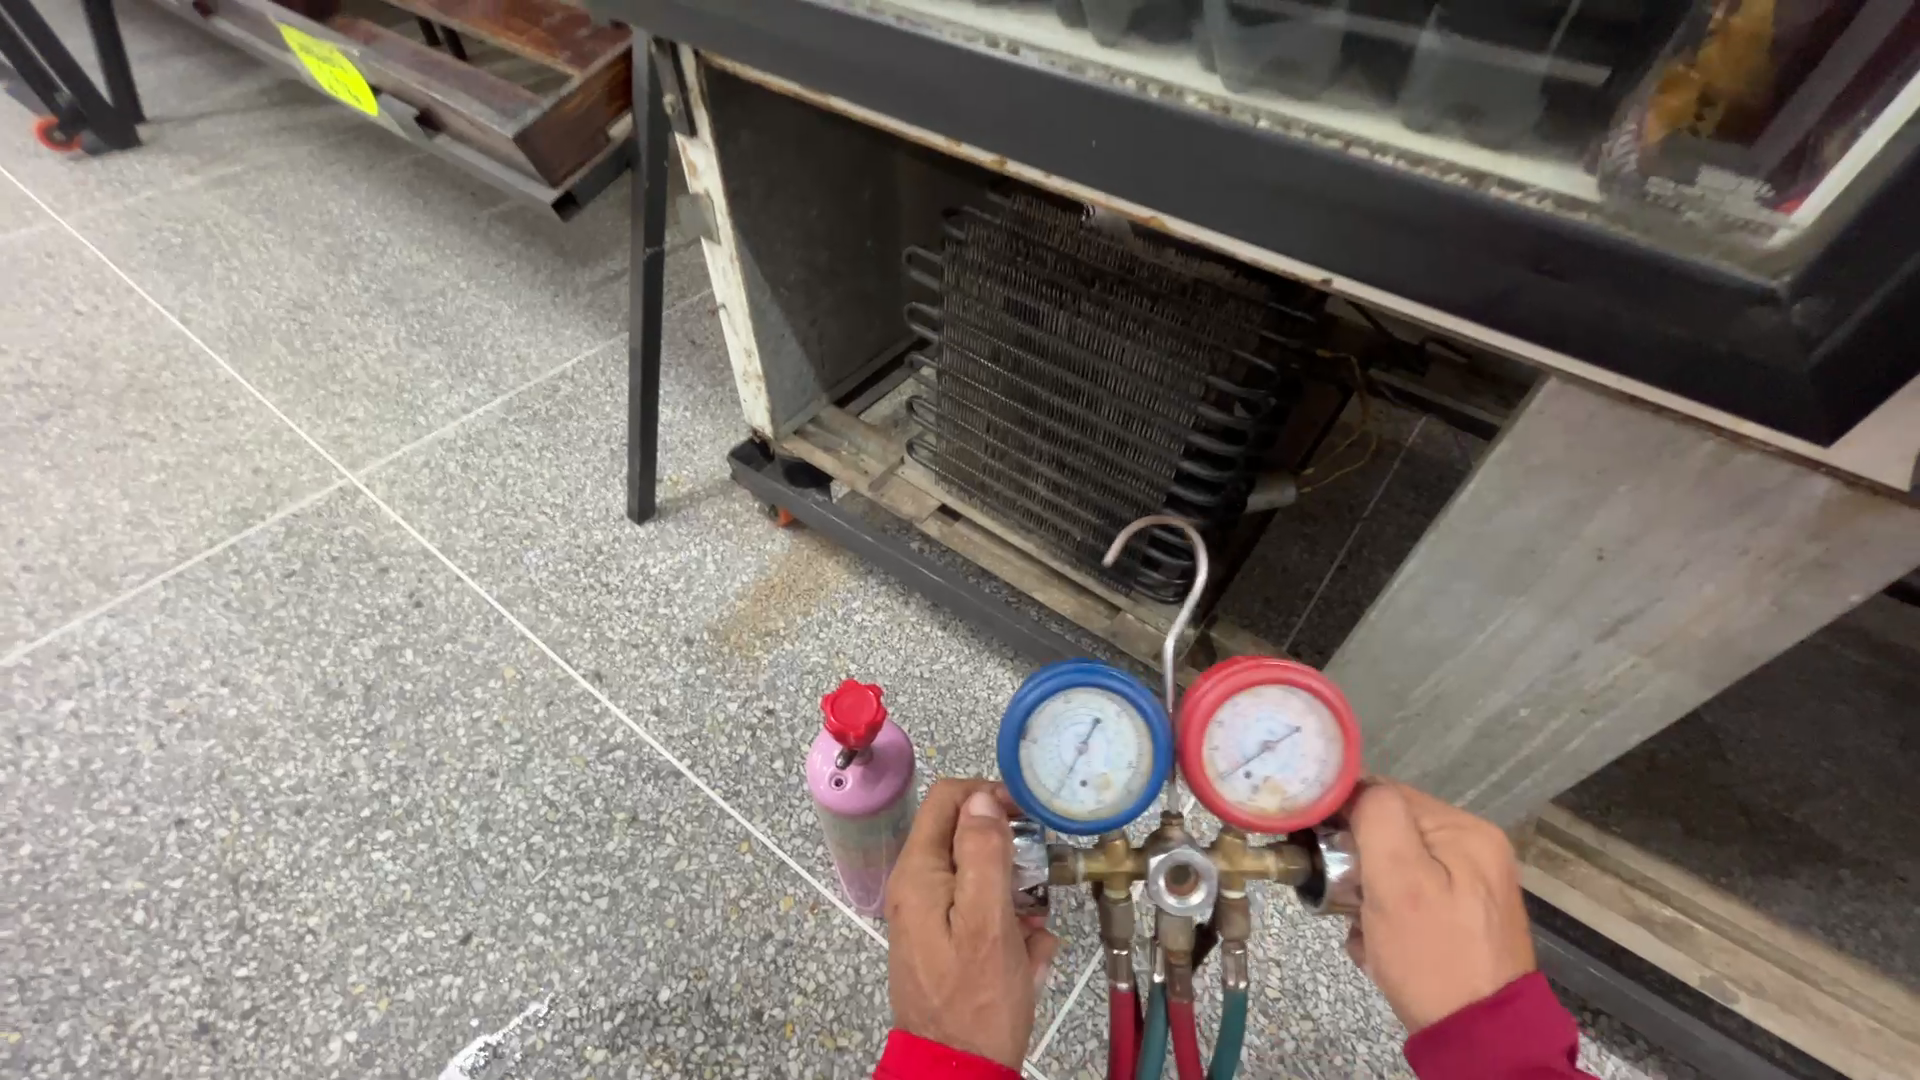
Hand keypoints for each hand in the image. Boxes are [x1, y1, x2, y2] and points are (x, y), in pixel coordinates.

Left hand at [885, 779, 1060, 1068]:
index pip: (948, 798)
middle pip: (966, 834)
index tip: (1027, 815)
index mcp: (919, 871)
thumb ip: (983, 854)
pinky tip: (1030, 950)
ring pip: (980, 872)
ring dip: (1015, 890)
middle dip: (1008, 851)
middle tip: (1038, 877)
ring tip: (1036, 923)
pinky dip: (1010, 920)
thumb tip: (982, 799)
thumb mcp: (986, 922)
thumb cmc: (976, 1002)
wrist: (958, 1075)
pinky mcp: (947, 937)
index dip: (988, 795)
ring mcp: (932, 912)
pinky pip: (982, 907)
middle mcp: (919, 884)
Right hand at [1343, 780, 1535, 1033]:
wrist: (1480, 1043)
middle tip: (1347, 896)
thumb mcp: (1397, 879)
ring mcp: (1472, 882)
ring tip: (1360, 922)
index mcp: (1465, 830)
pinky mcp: (1464, 912)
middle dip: (1356, 859)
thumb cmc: (1431, 956)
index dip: (1345, 817)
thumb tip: (1355, 788)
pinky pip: (1409, 890)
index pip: (1383, 794)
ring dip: (1366, 889)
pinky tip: (1378, 936)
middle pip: (1388, 829)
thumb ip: (1376, 818)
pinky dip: (1386, 908)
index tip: (1324, 851)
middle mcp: (1475, 848)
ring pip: (1393, 862)